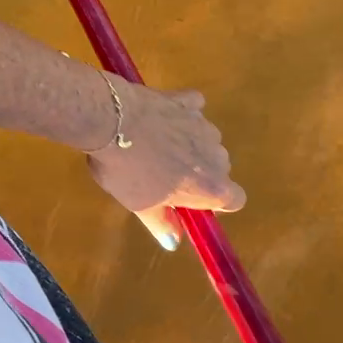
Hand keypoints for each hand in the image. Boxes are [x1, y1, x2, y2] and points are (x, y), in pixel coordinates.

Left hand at [85, 82, 244, 250]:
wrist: (109, 120)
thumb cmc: (126, 169)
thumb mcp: (139, 204)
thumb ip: (161, 224)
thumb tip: (173, 242)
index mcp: (212, 187)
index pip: (234, 199)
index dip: (211, 200)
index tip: (186, 197)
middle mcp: (217, 157)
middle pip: (216, 168)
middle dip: (194, 169)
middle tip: (159, 168)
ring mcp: (203, 125)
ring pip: (203, 138)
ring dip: (185, 140)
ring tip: (151, 140)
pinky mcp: (185, 99)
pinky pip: (192, 105)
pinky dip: (180, 110)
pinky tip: (158, 113)